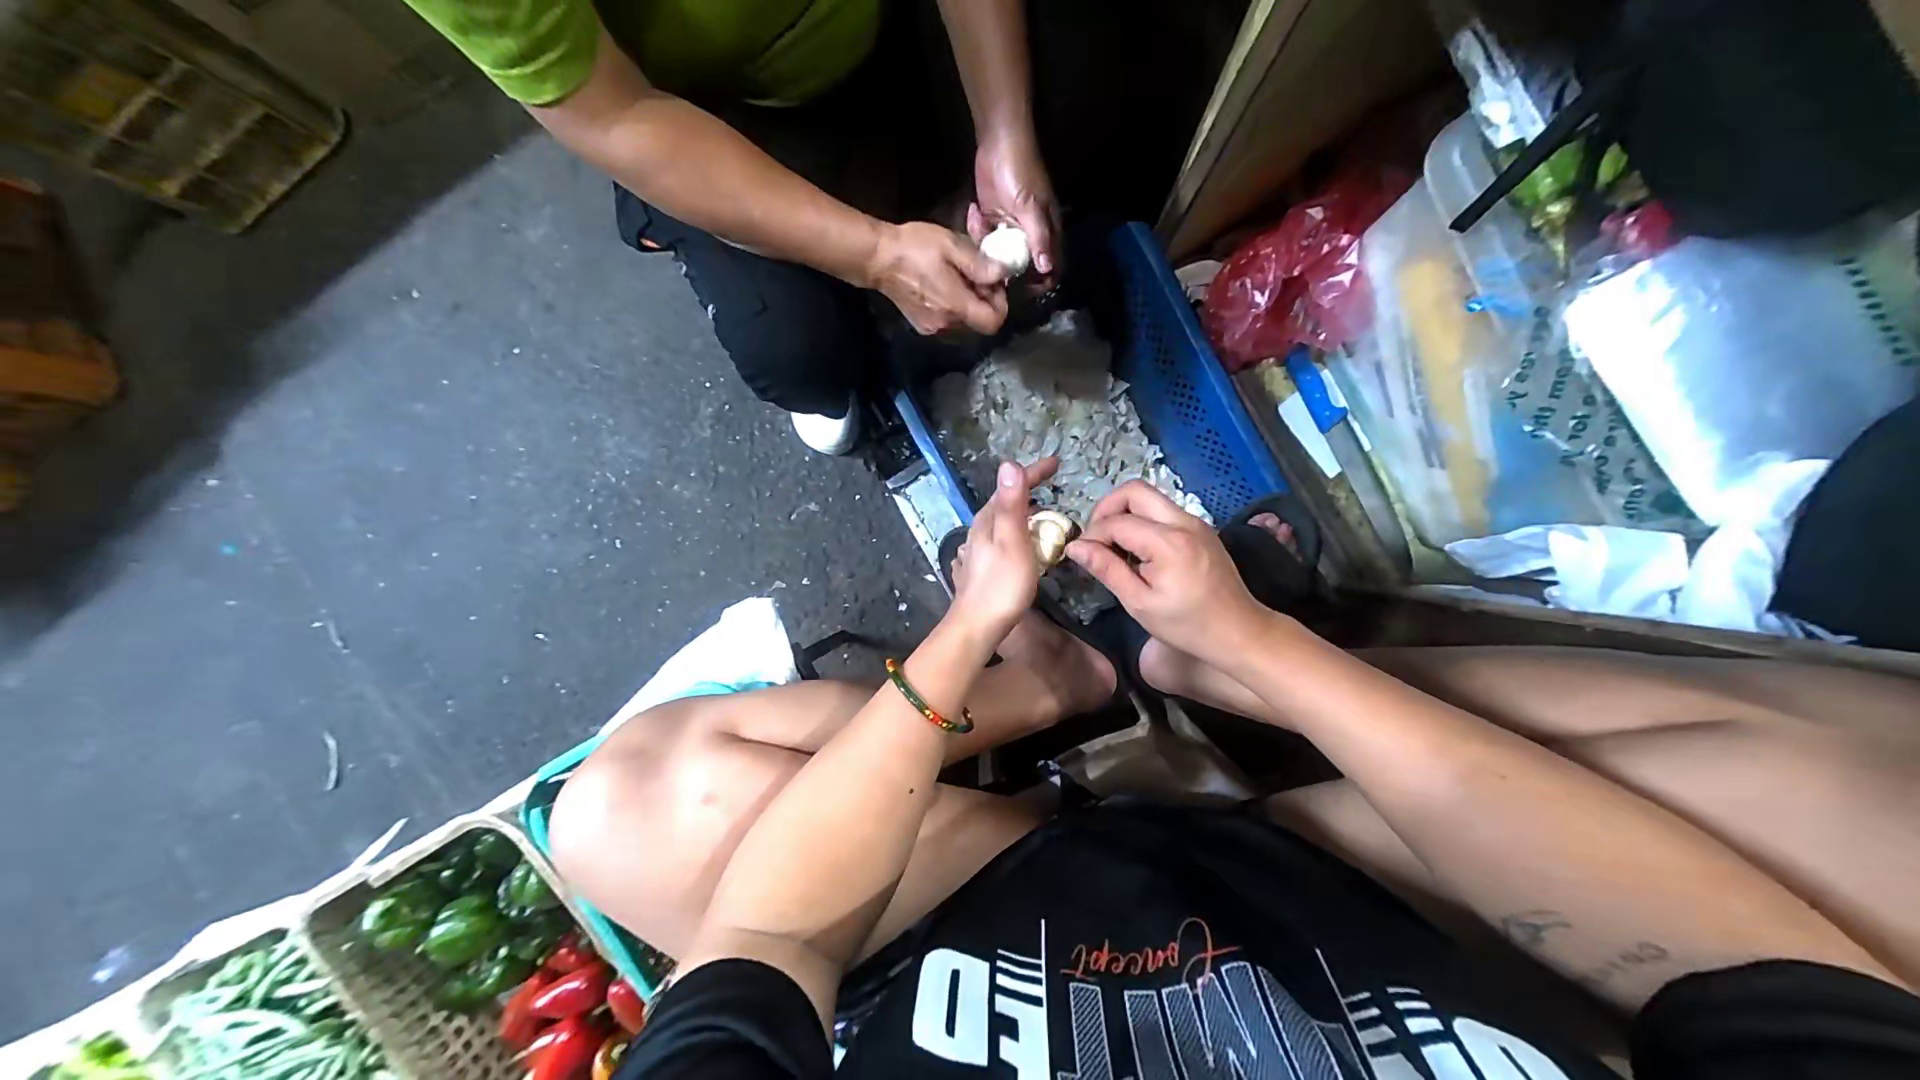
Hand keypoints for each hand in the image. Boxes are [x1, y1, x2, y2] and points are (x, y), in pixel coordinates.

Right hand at [866, 222, 1008, 334]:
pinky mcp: (923, 326)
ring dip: (969, 304)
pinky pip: (950, 322)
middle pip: (980, 322)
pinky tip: (944, 287)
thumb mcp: (951, 245)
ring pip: (965, 322)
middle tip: (976, 275)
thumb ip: (980, 264)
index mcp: (956, 306)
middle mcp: (946, 324)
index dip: (1000, 304)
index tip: (993, 284)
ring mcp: (933, 328)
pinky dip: (954, 308)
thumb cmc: (914, 247)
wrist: (877, 258)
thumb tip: (1002, 274)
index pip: (993, 322)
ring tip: (959, 279)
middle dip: (984, 301)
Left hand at [947, 457, 1058, 642]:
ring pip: (1002, 518)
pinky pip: (1002, 535)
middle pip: (1004, 500)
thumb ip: (1011, 504)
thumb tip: (1010, 464)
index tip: (1056, 463)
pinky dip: (1017, 528)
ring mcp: (979, 548)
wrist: (977, 625)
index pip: (1011, 486)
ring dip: (1022, 508)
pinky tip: (1023, 540)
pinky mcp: (982, 565)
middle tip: (1051, 482)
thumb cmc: (1001, 585)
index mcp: (988, 520)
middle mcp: (980, 529)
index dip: (1033, 472)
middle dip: (1027, 487)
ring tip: (1042, 508)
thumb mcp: (1012, 541)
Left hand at [969, 130, 1059, 284]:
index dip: (1039, 283)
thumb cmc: (1021, 172)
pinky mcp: (992, 220)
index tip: (1022, 292)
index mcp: (1046, 232)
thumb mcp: (1031, 207)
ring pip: (1000, 255)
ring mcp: (1010, 228)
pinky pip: (985, 239)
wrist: (999, 140)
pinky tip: (975, 214)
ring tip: (979, 234)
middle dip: (1006, 272)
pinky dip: (977, 233)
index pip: (1050, 267)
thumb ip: (1038, 238)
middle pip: (1022, 266)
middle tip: (989, 273)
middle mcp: (1030, 235)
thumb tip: (1047, 268)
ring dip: (988, 252)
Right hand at [1066, 482, 1271, 660]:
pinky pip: (1163, 510)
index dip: (1092, 535)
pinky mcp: (1200, 528)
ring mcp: (1195, 521)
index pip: (1116, 521)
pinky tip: (1137, 550)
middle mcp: (1183, 522)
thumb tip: (1076, 547)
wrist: (1239, 631)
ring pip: (1149, 497)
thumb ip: (1107, 569)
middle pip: (1134, 490)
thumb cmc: (1187, 625)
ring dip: (1124, 513)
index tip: (1082, 556)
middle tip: (1096, 538)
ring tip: (1114, 545)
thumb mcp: (1139, 603)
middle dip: (1106, 508)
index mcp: (1168, 543)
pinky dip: (1142, 520)